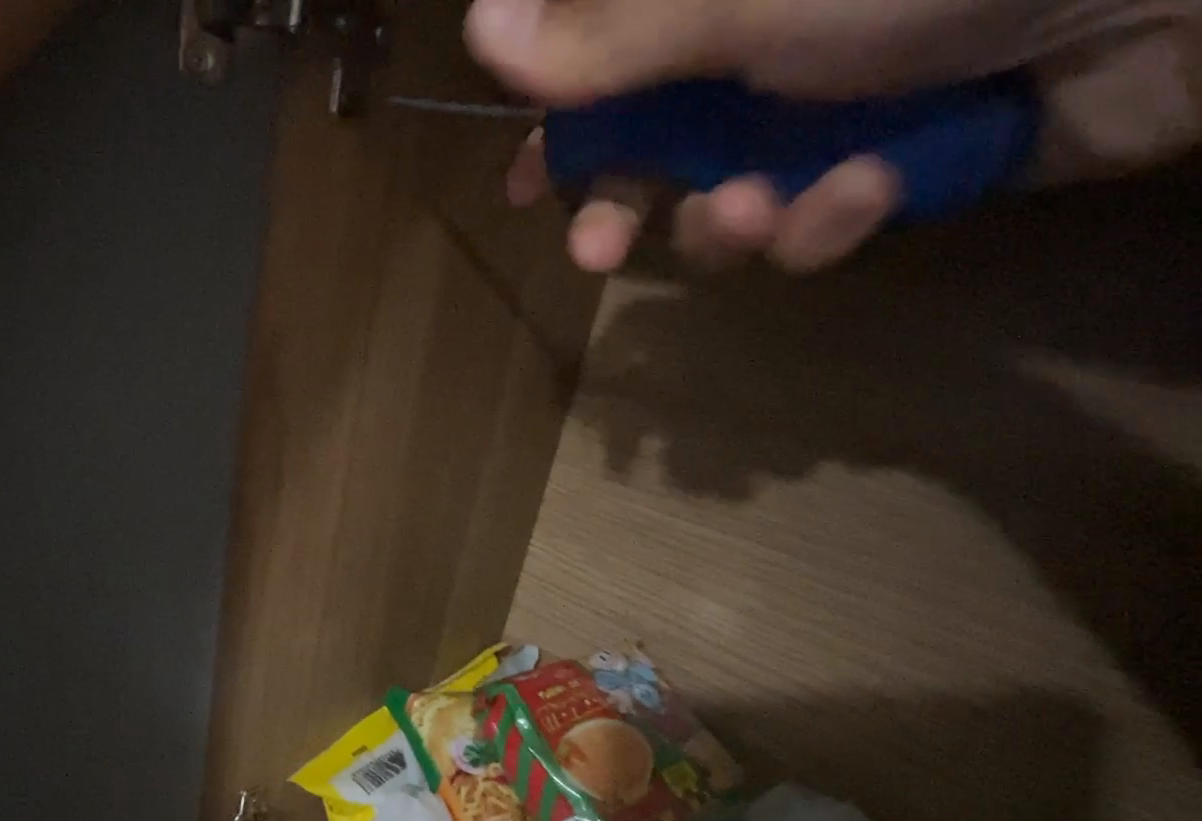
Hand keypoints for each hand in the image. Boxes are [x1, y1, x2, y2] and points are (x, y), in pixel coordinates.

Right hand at [469, 0, 1200, 271]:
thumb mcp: (734, 1)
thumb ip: (603, 35)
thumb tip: (479, 27)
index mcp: (711, 0)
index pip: (605, 63)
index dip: (560, 128)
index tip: (527, 188)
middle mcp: (759, 50)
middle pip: (654, 148)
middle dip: (627, 207)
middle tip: (599, 251)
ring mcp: (823, 109)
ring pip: (727, 201)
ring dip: (730, 222)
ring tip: (766, 211)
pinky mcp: (886, 164)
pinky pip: (818, 219)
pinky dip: (830, 220)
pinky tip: (863, 193)